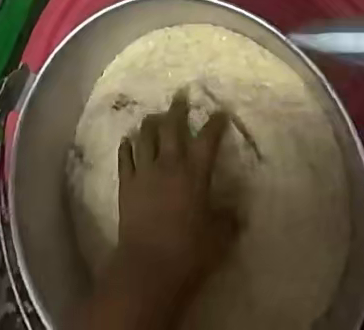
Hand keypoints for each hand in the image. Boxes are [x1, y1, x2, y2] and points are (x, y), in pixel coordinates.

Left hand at [79, 96, 235, 329]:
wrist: (148, 267)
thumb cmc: (188, 253)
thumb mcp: (218, 239)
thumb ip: (228, 220)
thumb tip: (237, 210)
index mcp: (194, 174)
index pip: (207, 140)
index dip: (215, 124)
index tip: (220, 112)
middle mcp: (169, 164)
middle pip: (172, 127)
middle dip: (177, 109)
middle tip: (180, 95)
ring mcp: (144, 171)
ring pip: (146, 136)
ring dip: (151, 123)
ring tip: (153, 116)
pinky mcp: (126, 184)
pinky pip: (125, 157)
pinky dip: (127, 146)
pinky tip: (128, 140)